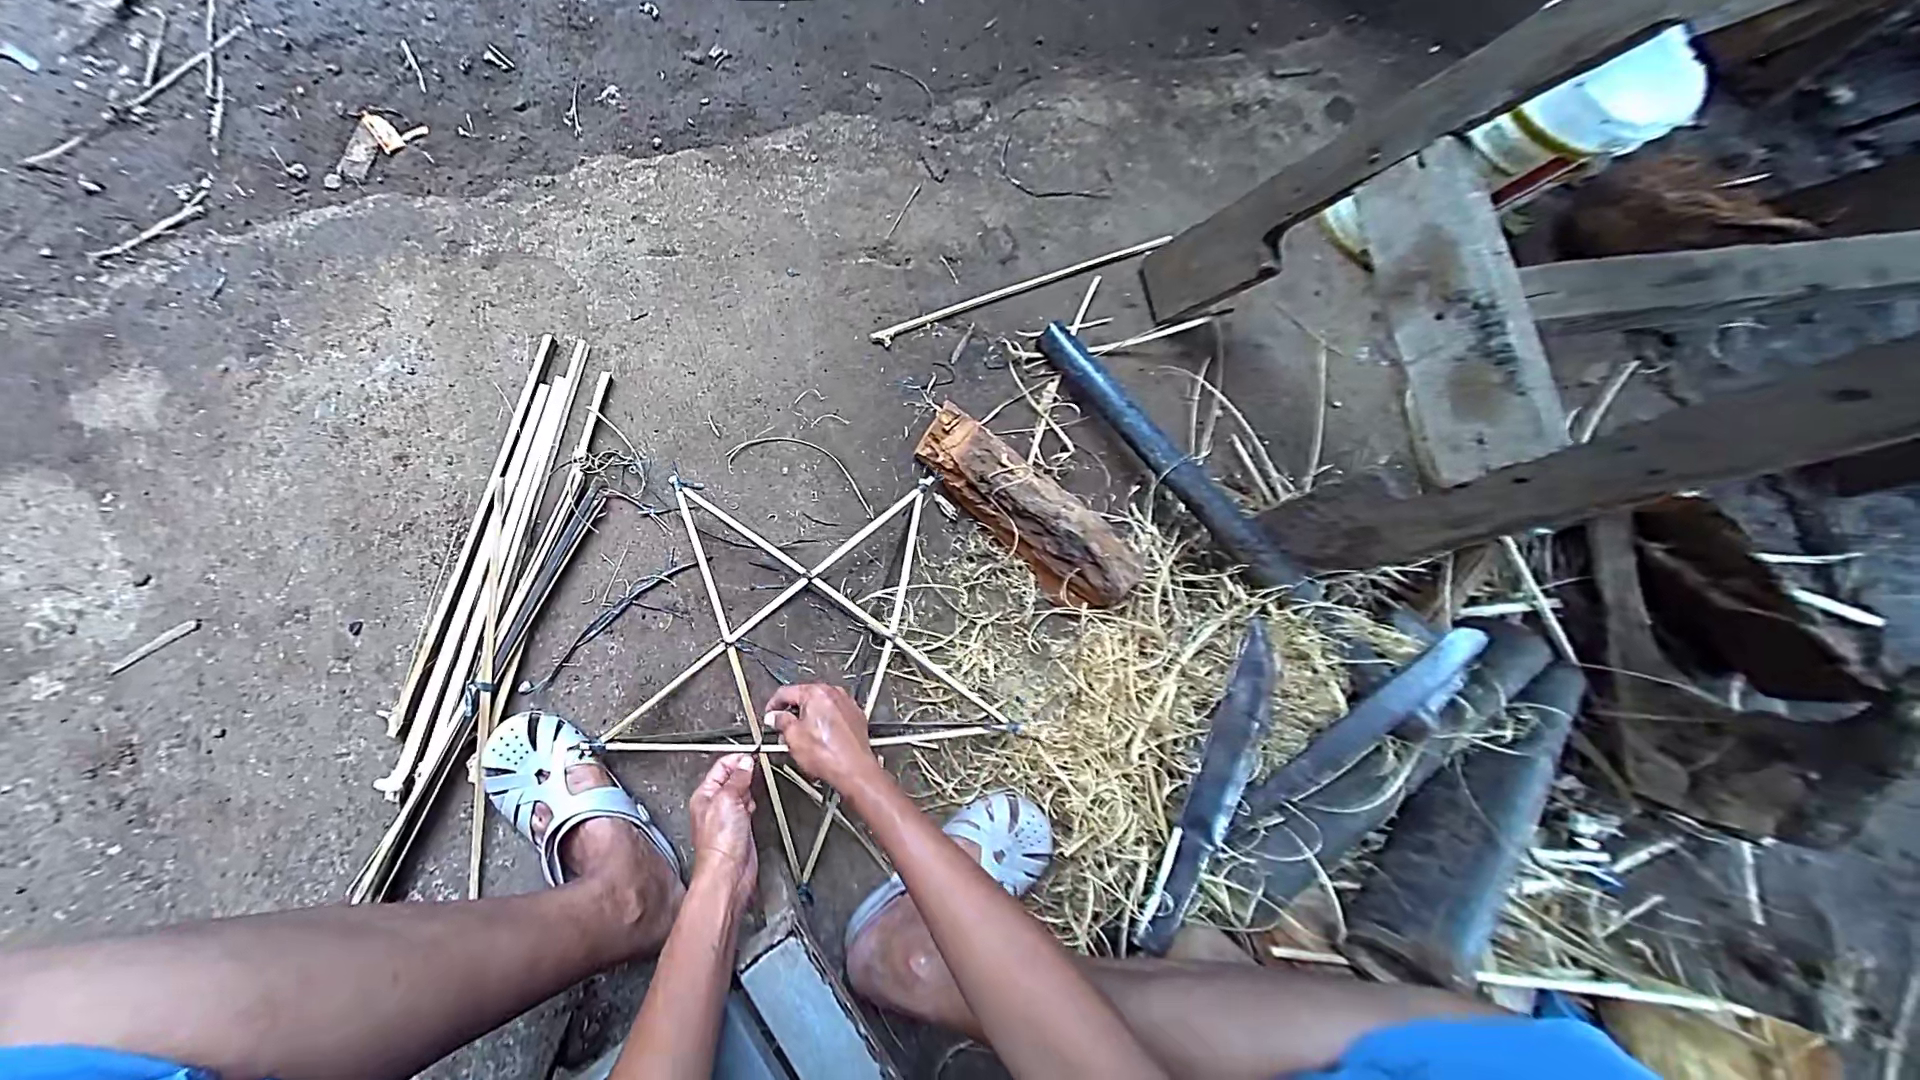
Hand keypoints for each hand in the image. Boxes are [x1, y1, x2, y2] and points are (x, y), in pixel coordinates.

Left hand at [688, 753, 756, 912]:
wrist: (729, 872)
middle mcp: (715, 804)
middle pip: (732, 777)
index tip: (753, 755)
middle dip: (745, 771)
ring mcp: (728, 815)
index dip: (737, 758)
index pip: (721, 766)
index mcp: (704, 795)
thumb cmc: (719, 843)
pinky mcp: (740, 825)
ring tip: (758, 783)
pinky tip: (756, 802)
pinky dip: (754, 800)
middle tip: (758, 767)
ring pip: (741, 790)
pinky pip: (748, 805)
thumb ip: (737, 778)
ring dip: (750, 786)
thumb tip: (745, 762)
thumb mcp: (728, 799)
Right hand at [765, 683, 874, 789]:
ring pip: (821, 705)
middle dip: (792, 712)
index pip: (786, 692)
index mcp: (816, 693)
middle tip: (783, 728)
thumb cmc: (828, 755)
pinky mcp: (855, 716)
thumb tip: (775, 717)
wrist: (854, 769)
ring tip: (802, 736)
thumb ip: (781, 721)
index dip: (773, 704)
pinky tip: (820, 738)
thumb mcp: (793, 737)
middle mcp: (834, 693)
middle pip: (805, 697)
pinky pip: (835, 714)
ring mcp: (846, 704)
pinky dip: (825, 722)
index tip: (770, 714)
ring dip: (809, 717)